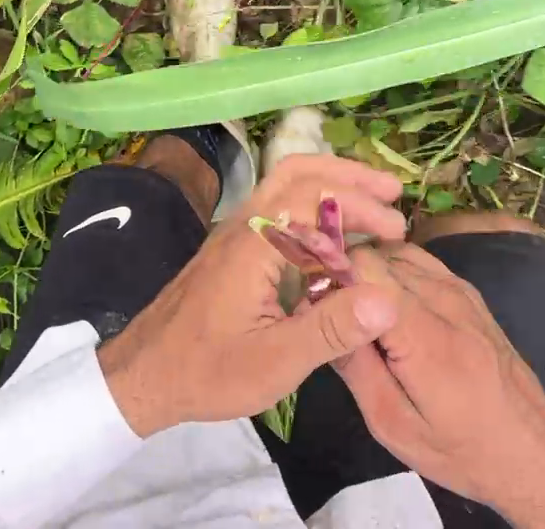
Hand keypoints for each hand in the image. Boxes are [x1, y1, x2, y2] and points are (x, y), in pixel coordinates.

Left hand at [97, 155, 407, 437]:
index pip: (312, 200)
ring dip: (328, 185)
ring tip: (372, 201)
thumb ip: (332, 329)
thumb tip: (389, 299)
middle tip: (392, 193)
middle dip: (347, 176)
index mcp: (253, 245)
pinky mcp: (232, 248)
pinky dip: (311, 206)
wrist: (147, 370)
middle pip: (296, 174)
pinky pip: (275, 208)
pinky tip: (333, 234)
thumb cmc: (209, 369)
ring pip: (282, 185)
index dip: (357, 207)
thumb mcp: (276, 362)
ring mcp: (234, 233)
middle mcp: (242, 225)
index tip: (397, 230)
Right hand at [335, 245, 544, 528]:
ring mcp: (461, 291)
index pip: (364, 267)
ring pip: (394, 250)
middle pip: (376, 254)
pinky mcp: (468, 292)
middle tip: (329, 308)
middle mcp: (446, 300)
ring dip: (367, 268)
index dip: (330, 276)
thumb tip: (316, 314)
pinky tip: (386, 301)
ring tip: (355, 305)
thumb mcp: (392, 426)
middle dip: (344, 272)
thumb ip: (353, 365)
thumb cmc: (461, 451)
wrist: (537, 457)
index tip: (314, 302)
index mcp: (426, 337)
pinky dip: (392, 268)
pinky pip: (417, 259)